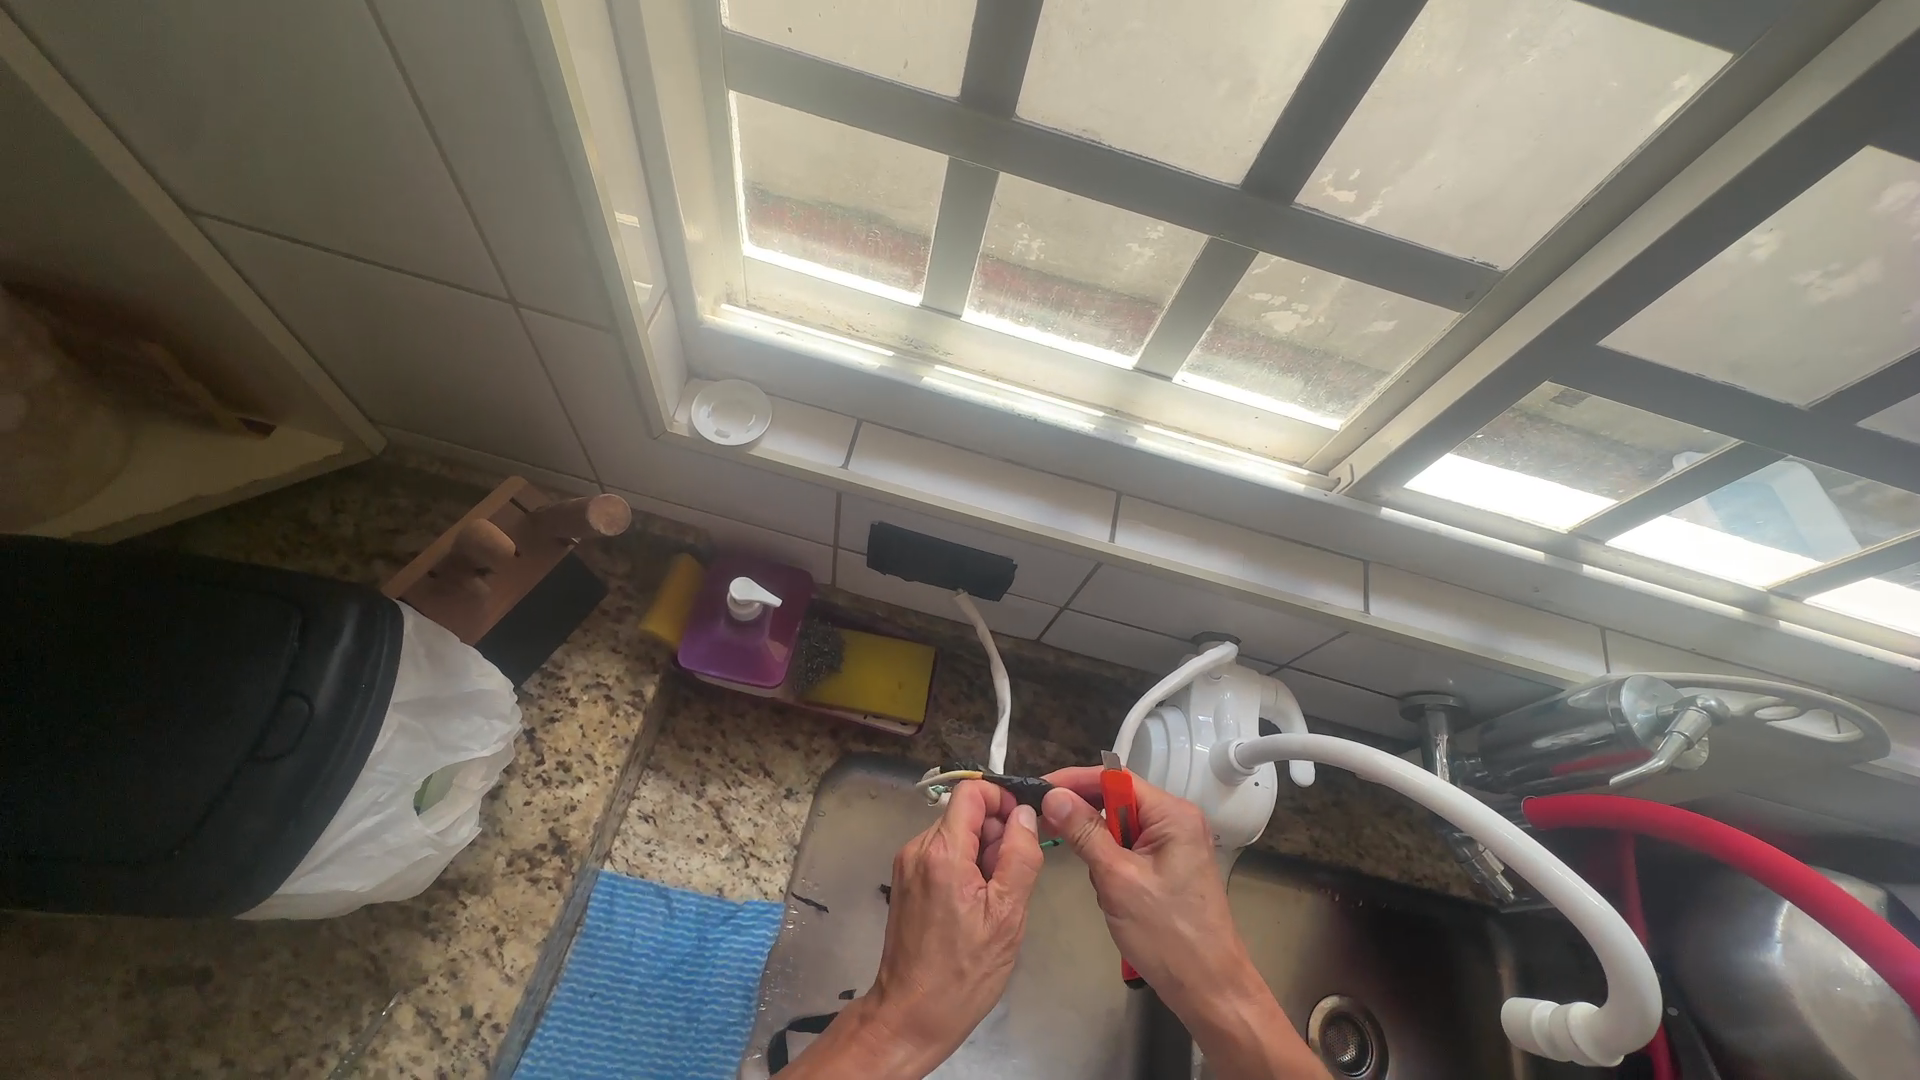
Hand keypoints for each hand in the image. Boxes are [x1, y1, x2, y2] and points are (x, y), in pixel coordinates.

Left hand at [784, 779, 1043, 1079]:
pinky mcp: (906, 880)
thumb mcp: (1007, 915)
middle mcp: (918, 847)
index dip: (1002, 801)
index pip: (972, 791)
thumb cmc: (963, 973)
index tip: (1021, 830)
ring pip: (955, 834)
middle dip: (994, 836)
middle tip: (1008, 881)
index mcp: (942, 851)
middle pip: (965, 813)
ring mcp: (908, 863)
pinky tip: (972, 906)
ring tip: (991, 901)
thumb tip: (1026, 814)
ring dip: (981, 855)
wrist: (910, 1015)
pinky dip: (963, 868)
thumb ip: (1019, 856)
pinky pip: (942, 854)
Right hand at [1041, 767, 1327, 1079]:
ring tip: (1097, 882)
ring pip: (1119, 828)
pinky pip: (1128, 849)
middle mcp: (1177, 820)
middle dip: (1085, 819)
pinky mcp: (1169, 867)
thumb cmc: (1168, 935)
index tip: (1039, 789)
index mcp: (1172, 814)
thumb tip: (1053, 796)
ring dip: (1098, 848)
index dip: (1074, 780)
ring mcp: (1175, 845)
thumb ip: (1084, 832)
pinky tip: (1109, 892)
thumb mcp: (1117, 879)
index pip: (1114, 778)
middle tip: (1046, 828)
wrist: (1210, 990)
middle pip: (1116, 800)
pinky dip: (1110, 865)